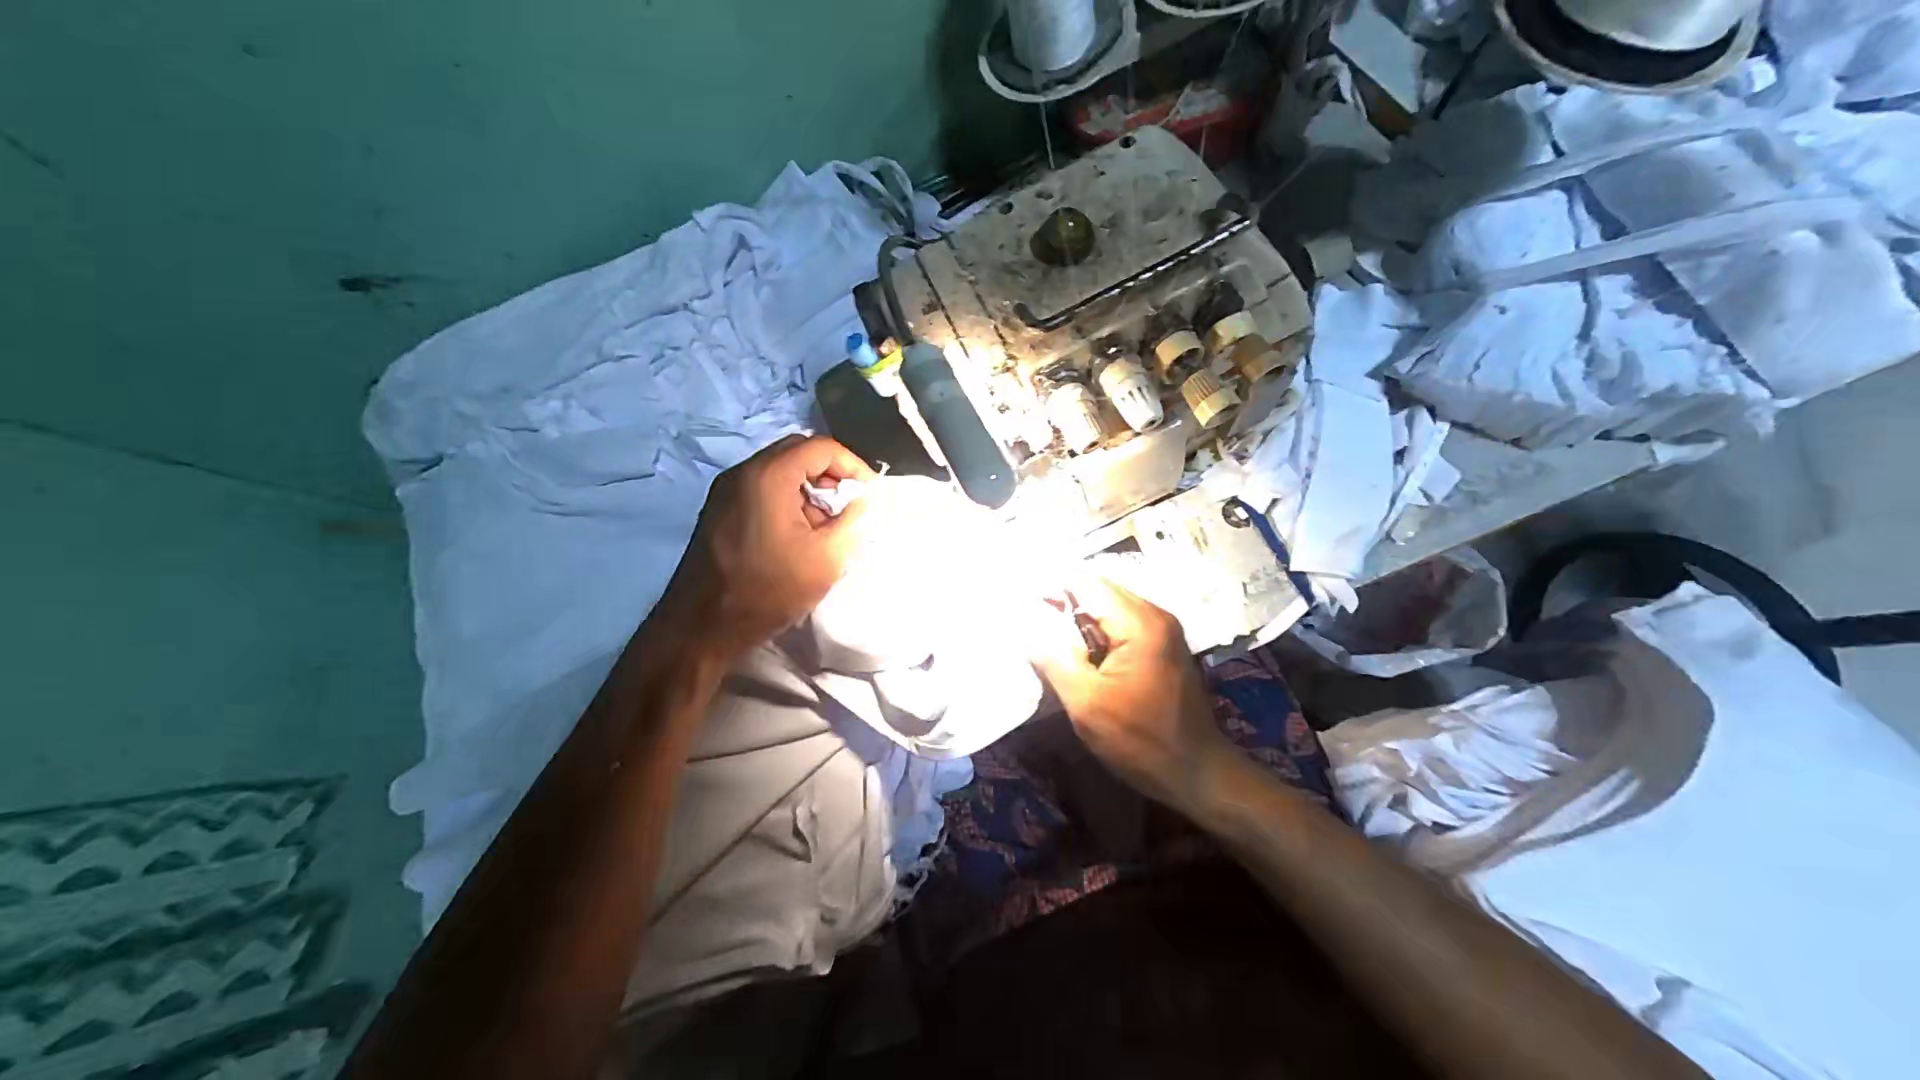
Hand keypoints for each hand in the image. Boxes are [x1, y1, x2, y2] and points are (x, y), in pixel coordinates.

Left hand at [659, 434, 875, 660]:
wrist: (703, 627)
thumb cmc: (768, 590)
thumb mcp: (826, 558)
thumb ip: (852, 521)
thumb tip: (861, 501)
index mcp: (769, 476)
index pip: (821, 447)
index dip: (852, 465)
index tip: (869, 494)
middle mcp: (743, 472)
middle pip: (798, 453)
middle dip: (831, 474)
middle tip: (850, 504)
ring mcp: (726, 490)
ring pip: (779, 470)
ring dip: (809, 488)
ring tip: (827, 525)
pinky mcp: (719, 510)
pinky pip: (761, 488)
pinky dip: (787, 499)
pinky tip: (798, 534)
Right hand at [1029, 577, 1242, 815]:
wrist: (1197, 773)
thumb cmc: (1140, 741)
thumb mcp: (1086, 704)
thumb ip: (1054, 660)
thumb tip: (1028, 630)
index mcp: (1139, 623)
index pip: (1086, 582)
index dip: (1051, 588)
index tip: (1022, 603)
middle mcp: (1156, 615)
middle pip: (1100, 590)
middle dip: (1063, 602)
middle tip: (1030, 622)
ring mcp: (1164, 630)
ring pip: (1110, 608)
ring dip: (1080, 619)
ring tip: (1048, 637)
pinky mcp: (1164, 648)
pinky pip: (1123, 625)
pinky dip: (1097, 632)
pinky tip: (1079, 653)